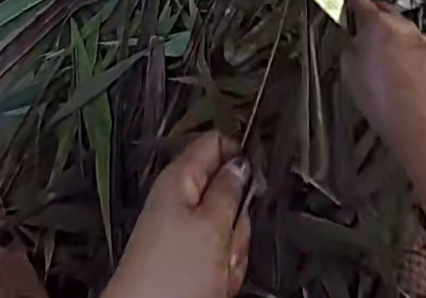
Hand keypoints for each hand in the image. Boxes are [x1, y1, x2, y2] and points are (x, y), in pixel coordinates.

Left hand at [103, 131, 251, 297]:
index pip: (215, 143)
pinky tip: (213, 283)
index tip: (252, 180)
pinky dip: (222, 271)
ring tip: (217, 267)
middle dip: (235, 217)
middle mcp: (180, 198)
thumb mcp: (211, 227)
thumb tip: (241, 163)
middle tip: (225, 238)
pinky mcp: (187, 259)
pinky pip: (218, 256)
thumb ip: (230, 190)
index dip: (238, 156)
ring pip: (226, 227)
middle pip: (226, 191)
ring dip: (230, 249)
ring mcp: (184, 231)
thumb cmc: (172, 277)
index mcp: (180, 177)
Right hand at [342, 0, 425, 151]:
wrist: (422, 129)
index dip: (352, 2)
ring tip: (389, 63)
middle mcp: (403, 27)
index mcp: (377, 25)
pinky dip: (414, 55)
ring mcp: (425, 41)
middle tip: (366, 37)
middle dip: (375, 20)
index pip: (360, 1)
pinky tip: (409, 75)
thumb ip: (350, 47)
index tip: (349, 5)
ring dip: (396, 39)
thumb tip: (353, 40)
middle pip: (386, 13)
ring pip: (406, 32)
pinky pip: (422, 48)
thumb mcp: (351, 73)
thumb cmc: (382, 103)